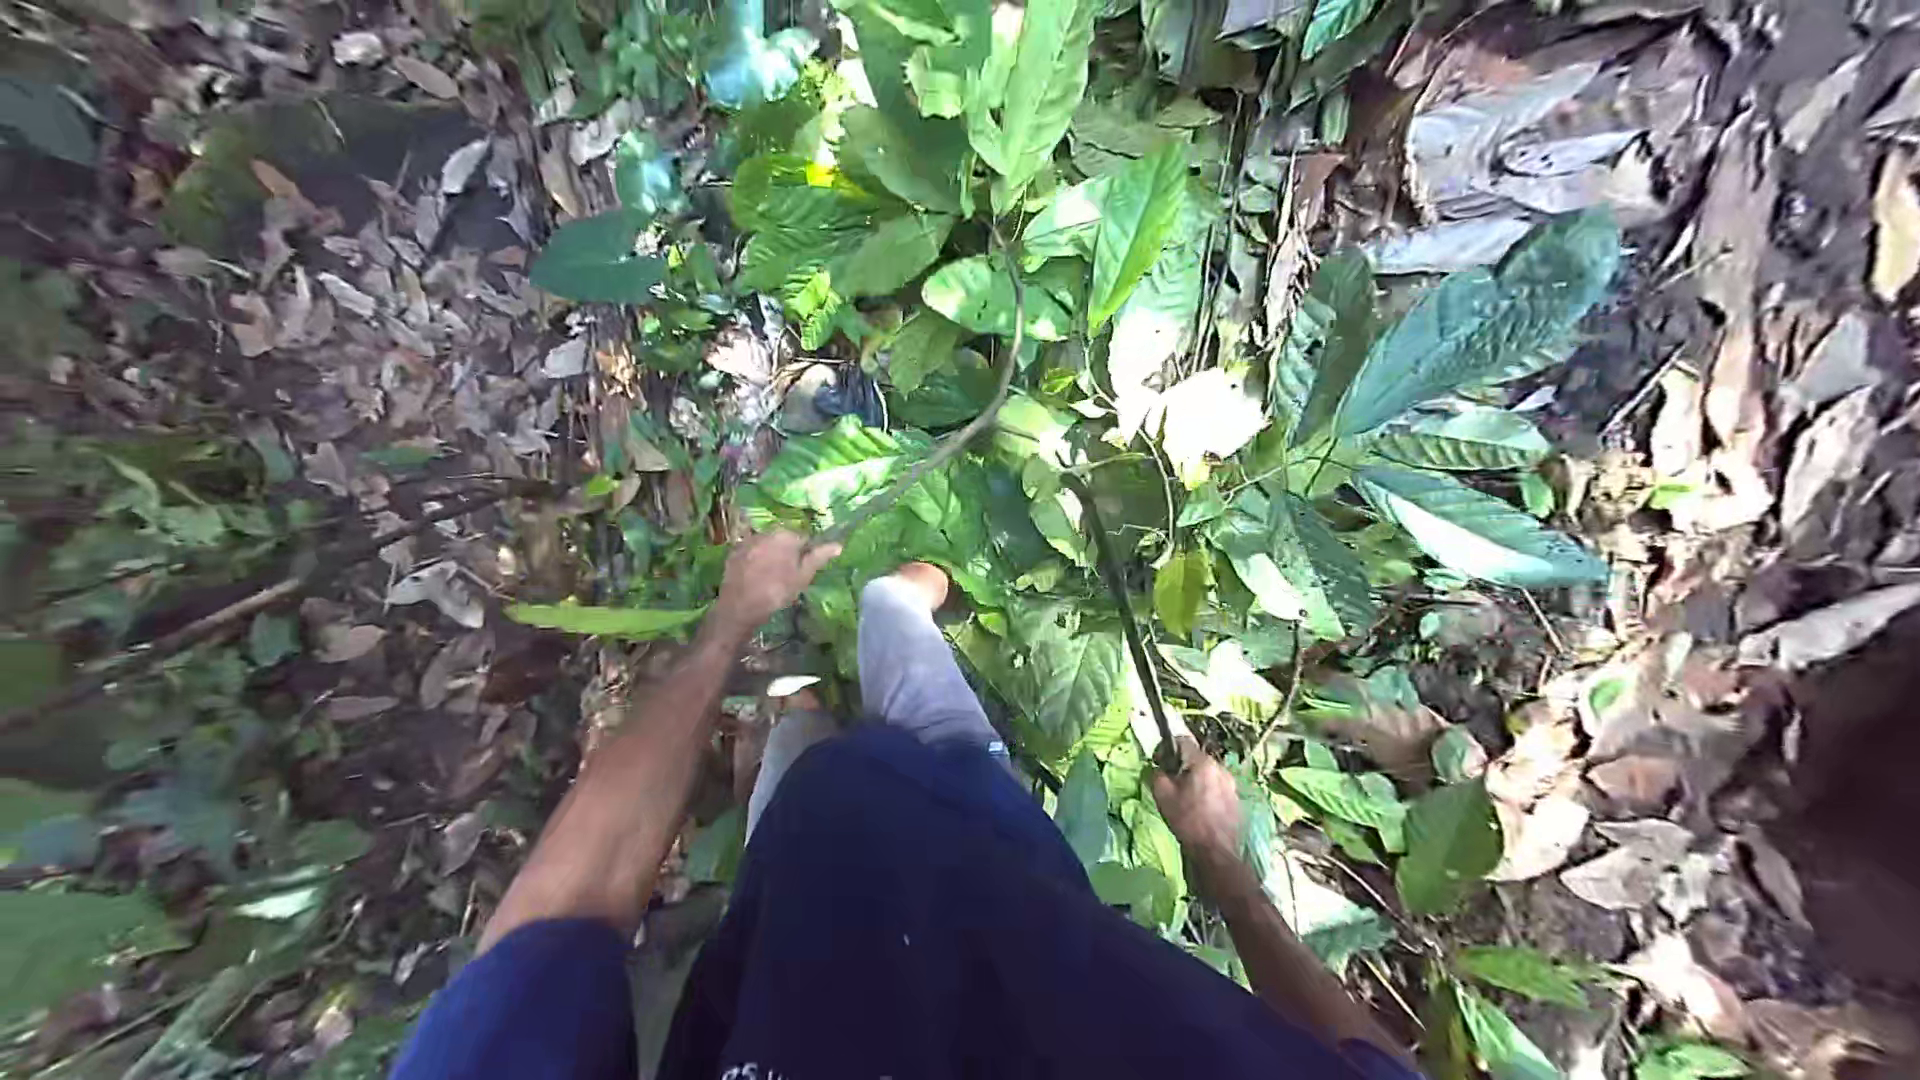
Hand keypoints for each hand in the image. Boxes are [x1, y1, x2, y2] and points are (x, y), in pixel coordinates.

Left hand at [710, 531, 840, 635]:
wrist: (741, 606)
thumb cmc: (777, 591)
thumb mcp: (803, 576)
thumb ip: (819, 557)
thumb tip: (838, 545)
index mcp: (786, 535)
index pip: (804, 539)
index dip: (805, 554)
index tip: (802, 570)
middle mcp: (766, 532)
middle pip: (783, 540)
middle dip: (787, 552)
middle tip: (787, 574)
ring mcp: (747, 541)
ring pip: (766, 545)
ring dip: (770, 555)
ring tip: (770, 576)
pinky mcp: (733, 552)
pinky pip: (750, 552)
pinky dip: (754, 560)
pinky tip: (755, 576)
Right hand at [1151, 738, 1244, 869]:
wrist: (1215, 852)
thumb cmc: (1187, 820)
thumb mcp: (1162, 794)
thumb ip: (1157, 773)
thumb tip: (1158, 767)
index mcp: (1203, 763)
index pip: (1182, 740)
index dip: (1166, 748)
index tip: (1159, 762)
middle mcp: (1221, 768)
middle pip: (1196, 757)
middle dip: (1182, 765)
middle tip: (1171, 782)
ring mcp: (1231, 784)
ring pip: (1207, 772)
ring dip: (1195, 778)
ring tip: (1186, 797)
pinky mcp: (1236, 799)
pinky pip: (1216, 786)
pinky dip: (1206, 790)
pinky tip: (1199, 807)